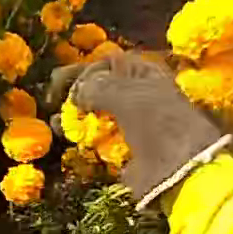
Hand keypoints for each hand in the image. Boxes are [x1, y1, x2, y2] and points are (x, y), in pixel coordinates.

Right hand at [48, 52, 228, 208]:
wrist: (179, 170)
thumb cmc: (159, 124)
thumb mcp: (128, 95)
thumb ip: (97, 87)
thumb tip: (75, 93)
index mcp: (144, 74)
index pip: (107, 63)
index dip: (83, 71)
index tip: (61, 85)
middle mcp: (138, 96)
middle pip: (99, 88)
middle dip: (75, 94)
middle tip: (53, 102)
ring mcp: (131, 125)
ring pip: (96, 115)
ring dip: (74, 118)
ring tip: (55, 124)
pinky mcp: (126, 152)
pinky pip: (100, 142)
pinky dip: (83, 142)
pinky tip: (69, 142)